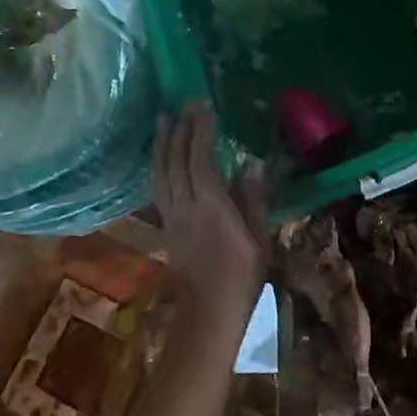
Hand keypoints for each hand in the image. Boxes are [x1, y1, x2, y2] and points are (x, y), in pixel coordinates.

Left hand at [153, 107, 270, 314]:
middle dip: (179, 129)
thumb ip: (253, 198)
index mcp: (210, 206)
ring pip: (160, 171)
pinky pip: (157, 186)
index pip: (200, 160)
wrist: (209, 311)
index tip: (205, 108)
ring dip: (161, 143)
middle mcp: (185, 205)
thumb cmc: (242, 276)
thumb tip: (252, 162)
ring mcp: (171, 215)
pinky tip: (160, 156)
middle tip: (185, 104)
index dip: (200, 132)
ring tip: (163, 119)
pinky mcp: (165, 225)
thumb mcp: (259, 238)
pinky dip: (157, 164)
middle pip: (175, 160)